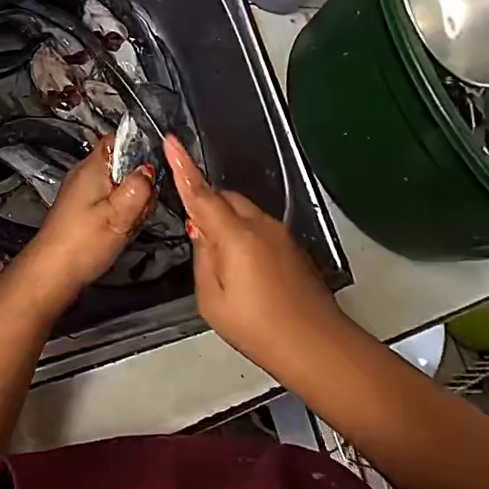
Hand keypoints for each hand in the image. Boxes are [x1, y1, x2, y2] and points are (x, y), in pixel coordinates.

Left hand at [20, 134, 155, 288]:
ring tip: (127, 222)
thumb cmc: (80, 245)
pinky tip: (120, 230)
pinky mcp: (85, 209)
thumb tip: (149, 169)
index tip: (154, 168)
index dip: (141, 147)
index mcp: (93, 167)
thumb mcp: (119, 215)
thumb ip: (138, 188)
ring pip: (122, 185)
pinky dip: (122, 214)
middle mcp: (86, 174)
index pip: (120, 138)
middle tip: (137, 208)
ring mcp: (84, 191)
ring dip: (132, 202)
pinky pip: (112, 202)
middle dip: (140, 183)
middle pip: (125, 164)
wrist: (52, 273)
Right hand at [164, 135, 340, 348]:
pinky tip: (245, 273)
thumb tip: (201, 234)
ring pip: (244, 213)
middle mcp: (262, 227)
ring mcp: (281, 235)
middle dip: (207, 207)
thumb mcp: (212, 300)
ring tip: (224, 269)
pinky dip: (245, 238)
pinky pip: (260, 228)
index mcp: (237, 237)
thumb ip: (202, 257)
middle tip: (196, 239)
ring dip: (227, 225)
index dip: (184, 167)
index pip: (202, 194)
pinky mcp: (293, 246)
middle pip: (226, 198)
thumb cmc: (261, 329)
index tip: (172, 142)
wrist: (316, 345)